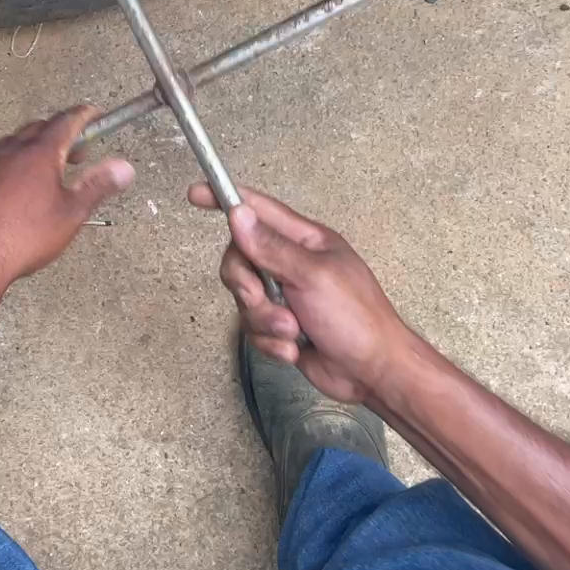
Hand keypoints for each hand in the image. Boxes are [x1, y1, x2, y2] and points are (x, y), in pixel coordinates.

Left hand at [0, 107, 134, 295]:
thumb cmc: (22, 238)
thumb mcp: (71, 214)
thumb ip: (98, 185)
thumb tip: (123, 167)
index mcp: (38, 153)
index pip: (65, 121)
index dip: (83, 115)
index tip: (93, 114)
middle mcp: (10, 151)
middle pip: (39, 129)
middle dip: (61, 134)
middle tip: (78, 152)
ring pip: (13, 142)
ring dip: (33, 147)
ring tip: (46, 169)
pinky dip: (8, 162)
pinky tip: (11, 181)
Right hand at [189, 183, 416, 402]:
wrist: (373, 375)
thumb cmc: (357, 319)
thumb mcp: (312, 277)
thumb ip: (270, 247)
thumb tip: (237, 214)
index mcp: (303, 241)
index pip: (257, 209)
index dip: (224, 199)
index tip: (195, 194)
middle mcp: (289, 263)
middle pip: (238, 259)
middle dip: (247, 286)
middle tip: (263, 298)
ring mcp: (283, 294)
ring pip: (242, 298)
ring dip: (264, 319)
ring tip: (292, 332)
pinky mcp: (278, 324)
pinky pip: (251, 326)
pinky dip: (269, 341)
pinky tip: (293, 348)